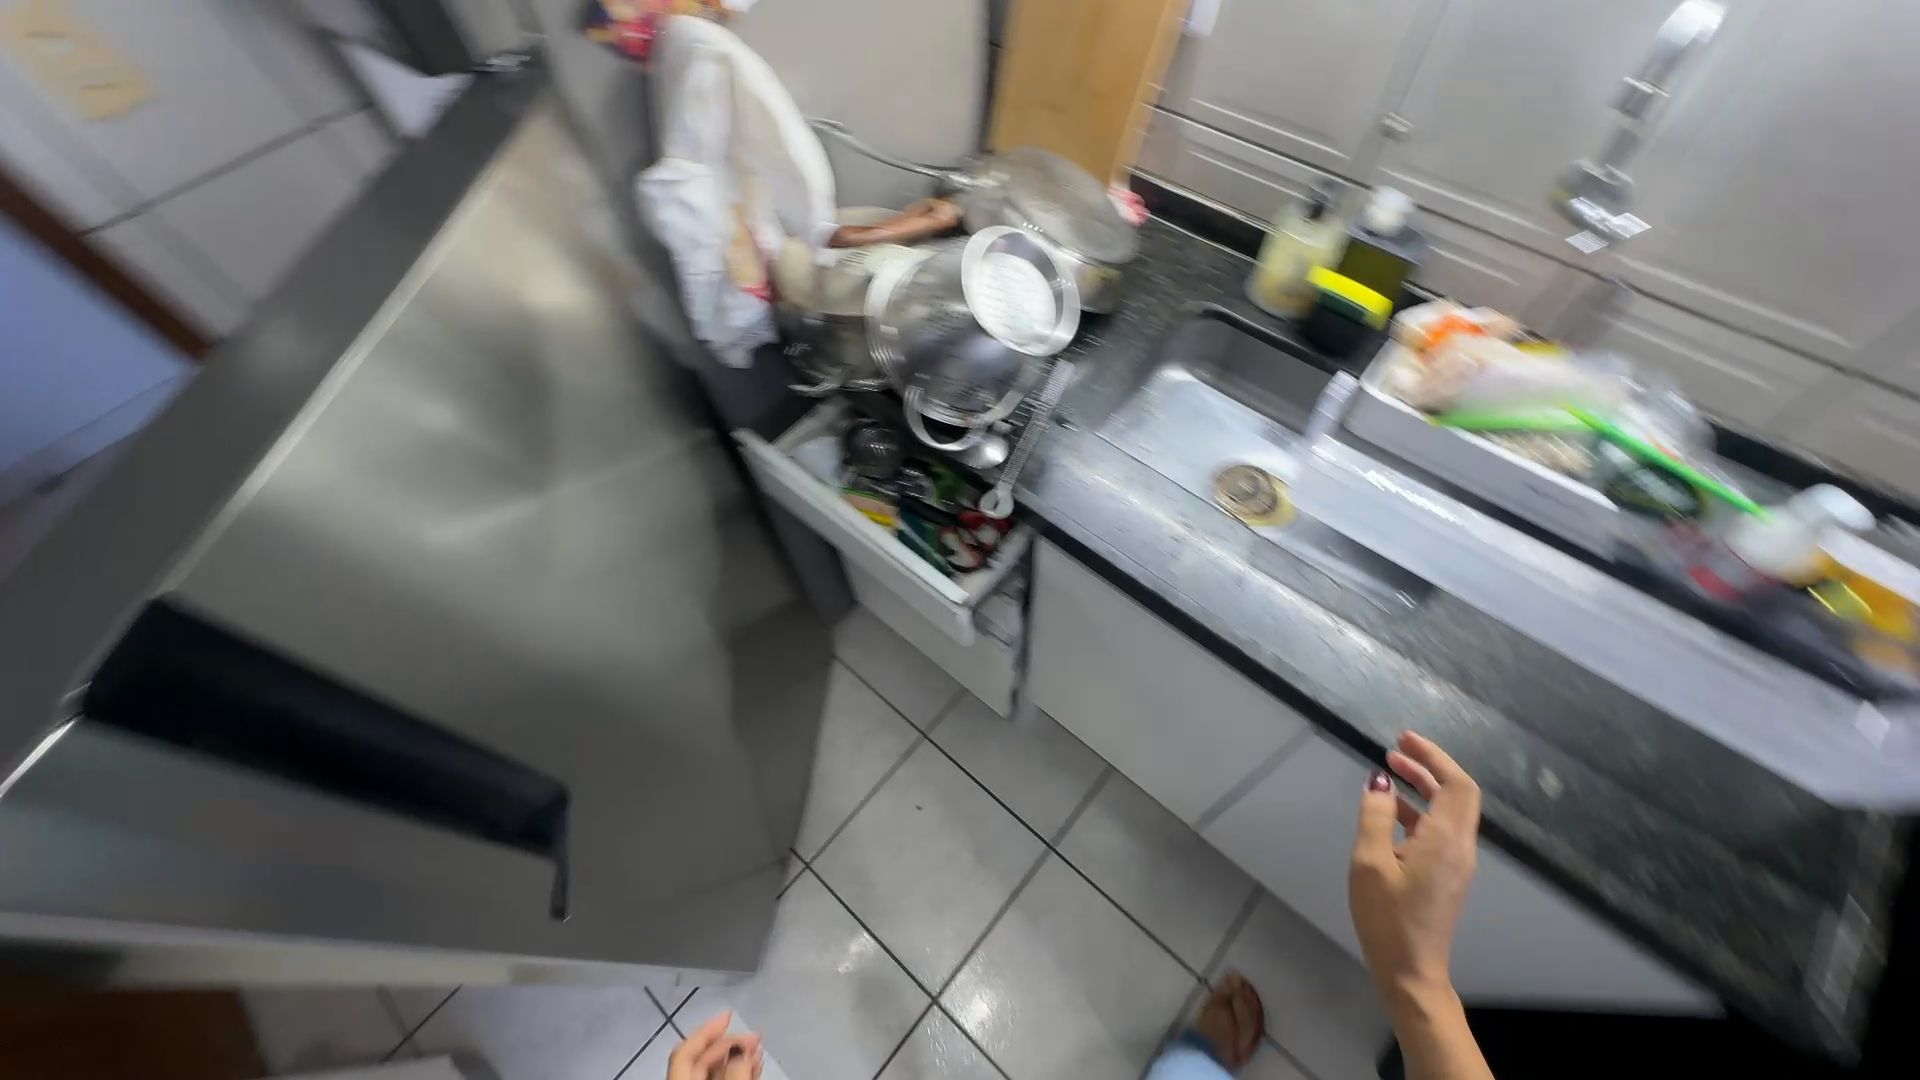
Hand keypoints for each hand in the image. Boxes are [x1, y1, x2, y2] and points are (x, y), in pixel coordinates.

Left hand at [667, 1010, 763, 1079]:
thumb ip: (734, 1071)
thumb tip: (741, 1049)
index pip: (685, 1050)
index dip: (706, 1030)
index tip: (730, 1014)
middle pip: (701, 1059)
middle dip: (730, 1044)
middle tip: (756, 1039)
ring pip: (711, 1071)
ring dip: (736, 1058)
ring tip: (758, 1054)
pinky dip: (734, 1072)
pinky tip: (752, 1068)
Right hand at [1349, 731, 1481, 1016]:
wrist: (1410, 971)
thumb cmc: (1387, 915)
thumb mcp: (1369, 861)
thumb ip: (1375, 817)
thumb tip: (1380, 782)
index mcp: (1446, 841)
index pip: (1458, 785)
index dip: (1435, 757)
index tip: (1404, 739)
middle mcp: (1460, 849)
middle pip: (1456, 795)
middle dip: (1428, 767)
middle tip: (1394, 748)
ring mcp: (1456, 865)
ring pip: (1447, 813)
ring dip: (1421, 787)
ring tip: (1387, 772)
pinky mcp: (1445, 877)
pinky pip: (1438, 831)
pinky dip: (1417, 810)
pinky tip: (1389, 811)